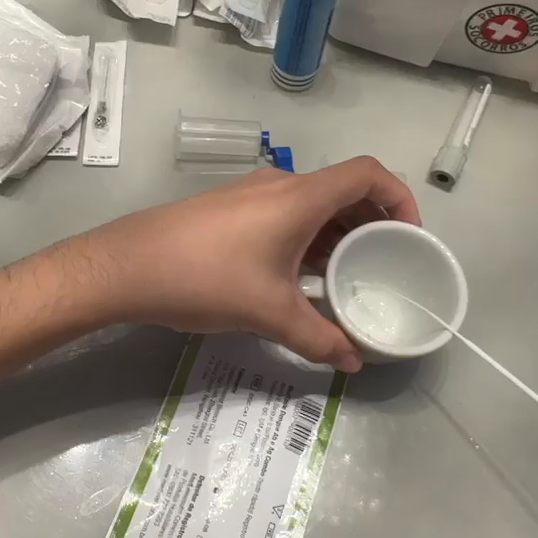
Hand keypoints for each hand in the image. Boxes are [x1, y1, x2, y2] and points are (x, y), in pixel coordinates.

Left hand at [68, 157, 419, 372]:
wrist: (127, 265)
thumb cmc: (205, 278)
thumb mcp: (268, 313)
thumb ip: (318, 338)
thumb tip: (353, 363)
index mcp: (300, 197)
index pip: (368, 175)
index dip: (400, 198)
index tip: (410, 236)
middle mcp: (281, 185)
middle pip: (345, 190)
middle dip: (374, 223)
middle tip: (388, 263)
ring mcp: (254, 194)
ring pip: (315, 205)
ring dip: (340, 233)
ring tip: (353, 274)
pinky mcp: (233, 208)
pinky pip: (289, 214)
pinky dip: (310, 236)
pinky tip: (307, 275)